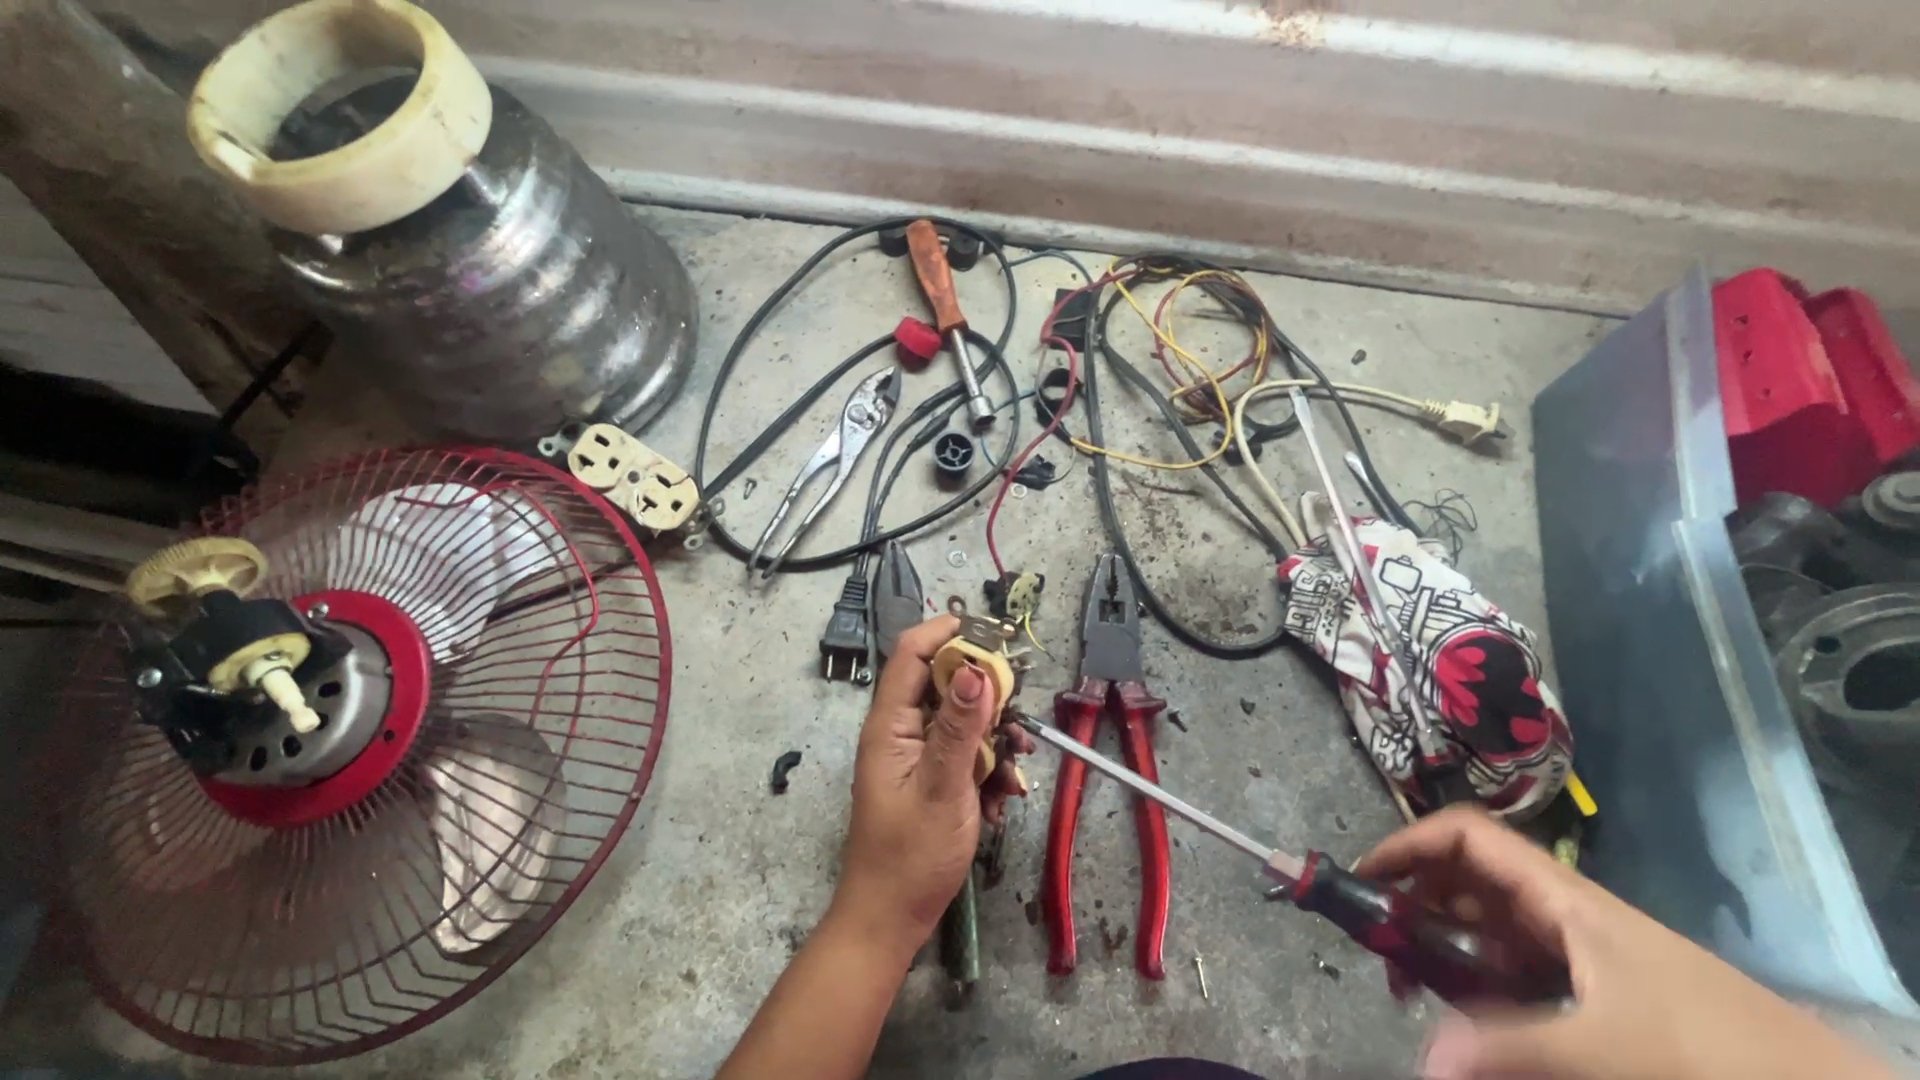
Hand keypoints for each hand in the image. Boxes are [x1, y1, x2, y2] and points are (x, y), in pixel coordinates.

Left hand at [832, 616, 996, 953]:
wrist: (891, 920)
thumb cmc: (911, 857)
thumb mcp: (943, 789)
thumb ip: (960, 727)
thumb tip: (975, 667)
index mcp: (890, 724)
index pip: (913, 652)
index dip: (951, 634)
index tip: (997, 637)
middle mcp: (901, 731)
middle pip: (946, 684)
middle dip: (987, 699)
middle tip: (1016, 723)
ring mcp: (916, 755)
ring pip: (963, 722)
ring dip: (994, 742)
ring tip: (1013, 774)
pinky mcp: (931, 778)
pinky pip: (966, 754)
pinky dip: (988, 770)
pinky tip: (1001, 800)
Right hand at [1357, 808, 1898, 1079]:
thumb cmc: (1710, 1045)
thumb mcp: (1607, 1046)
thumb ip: (1511, 1046)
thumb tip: (1424, 1058)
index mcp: (1559, 896)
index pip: (1466, 836)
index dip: (1409, 843)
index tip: (1366, 880)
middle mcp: (1558, 911)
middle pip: (1466, 879)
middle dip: (1415, 903)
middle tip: (1383, 950)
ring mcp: (1575, 948)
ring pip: (1487, 926)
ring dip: (1443, 947)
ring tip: (1414, 987)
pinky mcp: (1589, 987)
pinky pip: (1513, 968)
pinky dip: (1478, 983)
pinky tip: (1471, 1018)